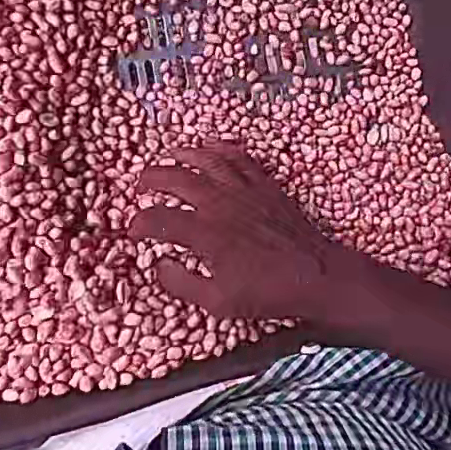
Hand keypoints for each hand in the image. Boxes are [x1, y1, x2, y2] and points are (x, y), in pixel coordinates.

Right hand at [127, 143, 378, 325]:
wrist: (317, 274)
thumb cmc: (268, 292)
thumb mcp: (218, 303)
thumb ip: (182, 284)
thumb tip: (160, 266)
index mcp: (207, 234)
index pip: (161, 220)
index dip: (141, 223)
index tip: (133, 229)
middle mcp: (221, 205)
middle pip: (178, 179)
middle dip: (153, 178)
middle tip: (141, 182)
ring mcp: (245, 191)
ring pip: (207, 160)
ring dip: (184, 155)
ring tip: (169, 154)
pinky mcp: (264, 185)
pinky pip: (238, 158)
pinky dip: (221, 148)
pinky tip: (211, 146)